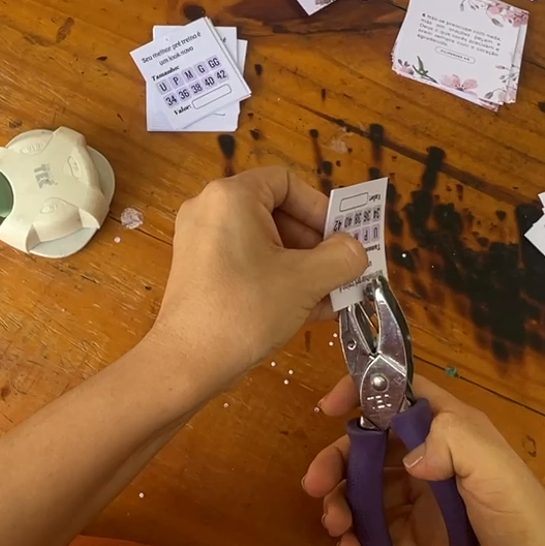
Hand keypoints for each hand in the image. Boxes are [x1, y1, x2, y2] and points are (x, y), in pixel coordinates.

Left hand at [146, 167, 366, 388]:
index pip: (286, 183)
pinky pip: (247, 262)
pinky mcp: (199, 271)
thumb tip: (357, 250)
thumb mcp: (306, 280)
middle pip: (276, 212)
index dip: (320, 208)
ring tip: (332, 295)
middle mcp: (210, 209)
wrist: (187, 362)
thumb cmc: (246, 309)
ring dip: (303, 265)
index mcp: (231, 197)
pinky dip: (278, 277)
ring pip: (264, 242)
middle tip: (342, 270)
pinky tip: (310, 308)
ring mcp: (200, 241)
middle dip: (315, 243)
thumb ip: (342, 257)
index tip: (342, 239)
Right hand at [303, 374, 544, 545]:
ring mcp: (429, 495)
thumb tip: (405, 459)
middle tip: (313, 487)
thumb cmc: (522, 520)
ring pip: (371, 487)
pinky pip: (382, 526)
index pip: (398, 393)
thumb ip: (447, 441)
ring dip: (345, 503)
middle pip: (372, 444)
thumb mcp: (490, 467)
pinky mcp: (426, 533)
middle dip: (338, 462)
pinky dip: (362, 535)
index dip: (360, 392)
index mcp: (450, 427)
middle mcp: (435, 454)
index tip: (327, 409)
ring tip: (335, 530)